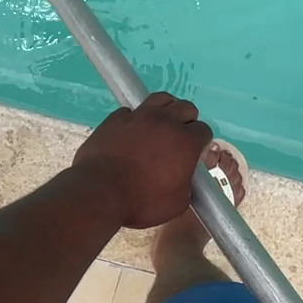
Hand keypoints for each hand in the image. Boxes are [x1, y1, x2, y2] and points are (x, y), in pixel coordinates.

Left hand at [71, 92, 211, 228]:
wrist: (100, 192)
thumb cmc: (142, 202)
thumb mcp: (177, 203)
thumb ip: (186, 185)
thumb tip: (183, 178)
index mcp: (185, 142)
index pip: (203, 130)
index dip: (199, 142)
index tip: (192, 153)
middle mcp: (165, 122)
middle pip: (185, 107)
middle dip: (186, 120)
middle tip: (178, 137)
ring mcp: (138, 116)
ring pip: (159, 99)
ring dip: (164, 109)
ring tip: (159, 124)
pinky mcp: (114, 119)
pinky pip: (130, 111)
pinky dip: (134, 118)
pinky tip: (131, 132)